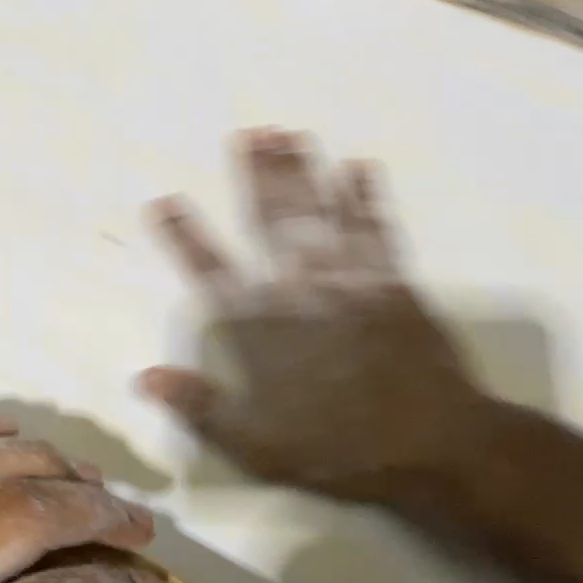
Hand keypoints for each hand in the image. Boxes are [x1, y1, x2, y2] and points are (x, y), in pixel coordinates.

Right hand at [138, 129, 507, 505]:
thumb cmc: (337, 449)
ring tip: (288, 131)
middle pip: (272, 224)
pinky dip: (367, 198)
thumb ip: (198, 406)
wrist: (439, 451)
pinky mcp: (395, 286)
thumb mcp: (254, 444)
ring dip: (303, 172)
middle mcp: (300, 292)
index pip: (211, 273)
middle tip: (245, 133)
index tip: (163, 201)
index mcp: (261, 329)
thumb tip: (142, 377)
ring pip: (319, 216)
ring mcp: (350, 283)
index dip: (184, 237)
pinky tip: (359, 166)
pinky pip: (377, 232)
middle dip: (256, 177)